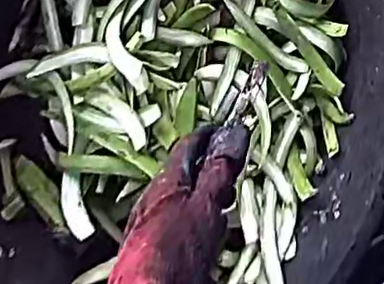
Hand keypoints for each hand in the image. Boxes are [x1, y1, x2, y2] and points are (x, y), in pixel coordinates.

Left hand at [109, 124, 249, 283]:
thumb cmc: (175, 253)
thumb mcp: (205, 205)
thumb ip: (219, 169)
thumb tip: (235, 133)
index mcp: (163, 182)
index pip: (188, 143)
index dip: (211, 134)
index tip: (229, 130)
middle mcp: (151, 201)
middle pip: (186, 172)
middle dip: (212, 168)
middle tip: (234, 169)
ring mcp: (148, 228)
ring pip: (183, 199)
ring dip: (206, 196)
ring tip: (226, 203)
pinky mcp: (151, 252)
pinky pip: (178, 224)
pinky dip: (197, 220)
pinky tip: (208, 236)